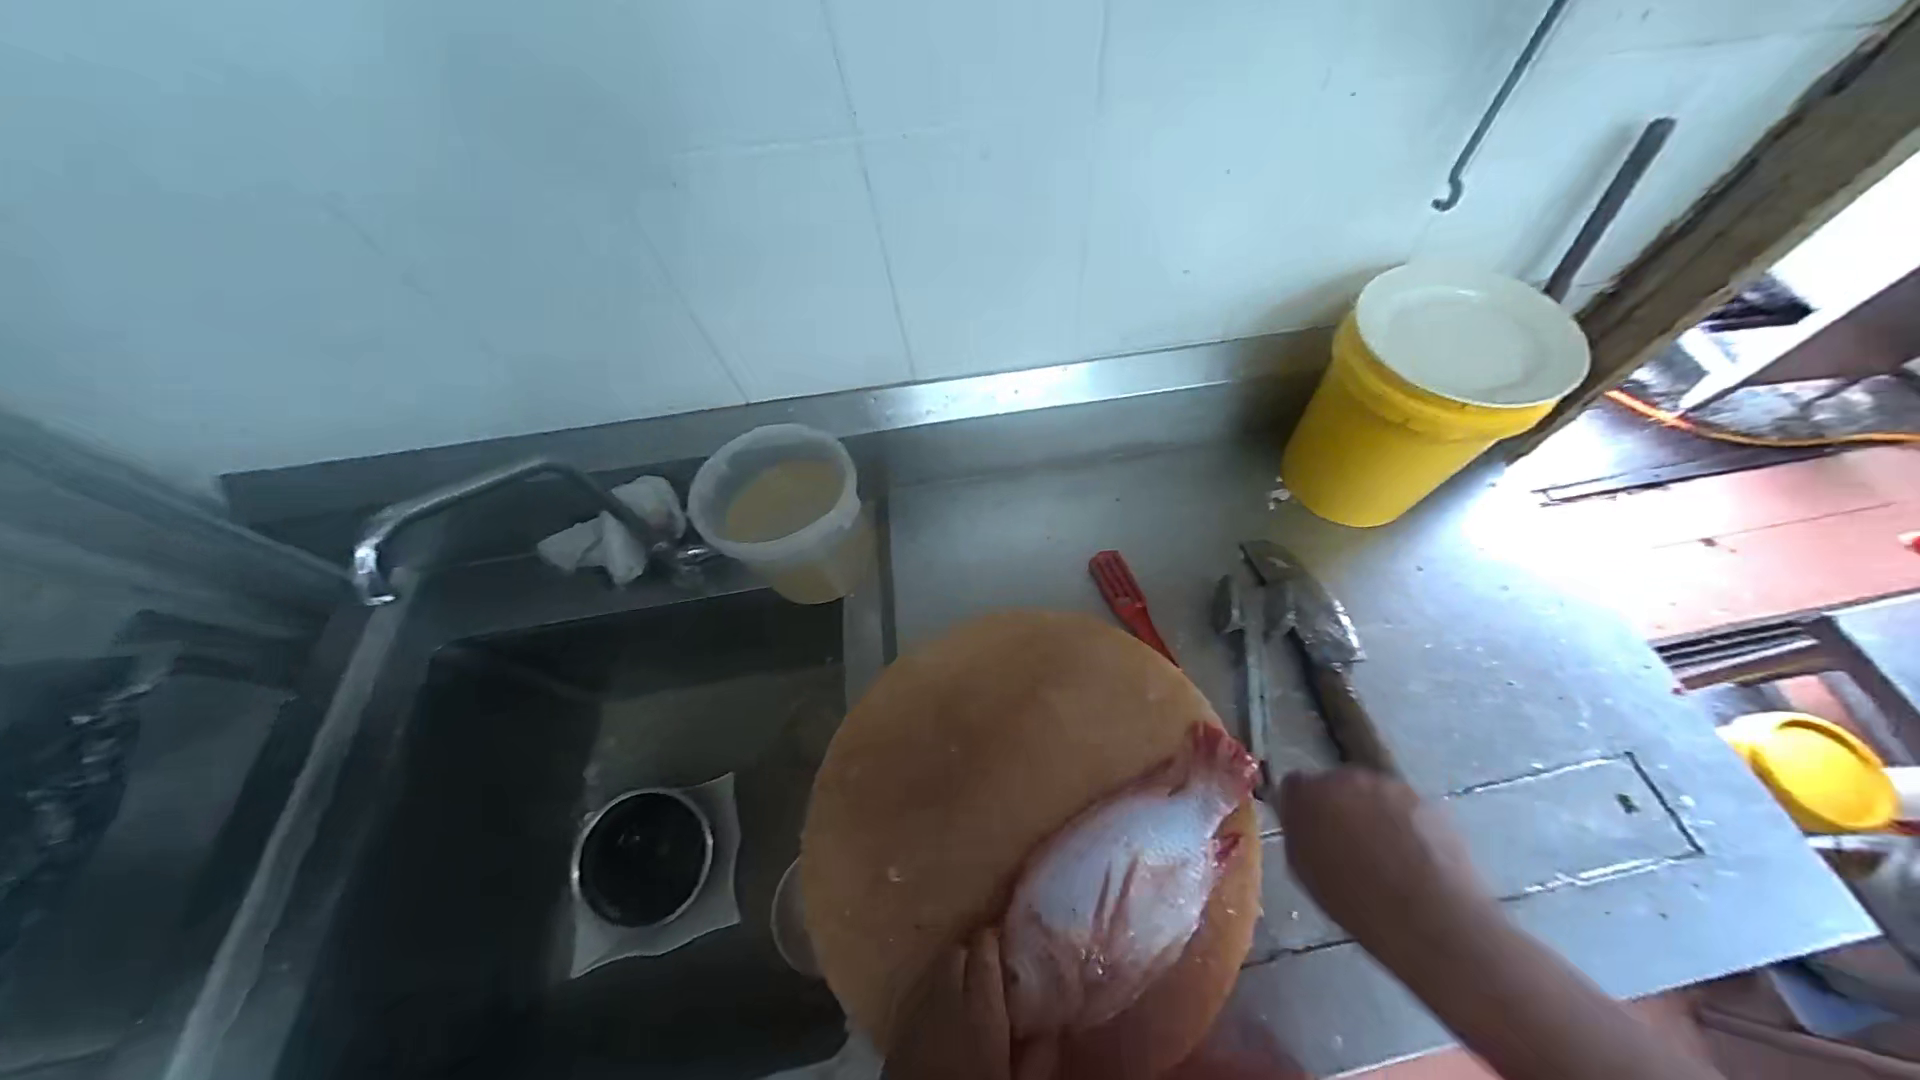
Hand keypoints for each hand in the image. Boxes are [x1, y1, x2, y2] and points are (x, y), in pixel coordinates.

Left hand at [882, 928, 1057, 1079]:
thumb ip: (1039, 1053)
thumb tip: (1053, 1025)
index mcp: (980, 1006)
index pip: (984, 946)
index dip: (998, 940)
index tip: (1013, 947)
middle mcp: (945, 997)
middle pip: (957, 952)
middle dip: (975, 955)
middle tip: (996, 975)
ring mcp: (917, 1012)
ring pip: (937, 973)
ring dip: (955, 976)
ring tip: (974, 998)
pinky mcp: (900, 1031)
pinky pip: (922, 998)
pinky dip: (938, 999)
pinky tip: (950, 1023)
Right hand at [1279, 768, 1494, 954]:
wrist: (1429, 917)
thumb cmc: (1355, 901)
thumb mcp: (1304, 869)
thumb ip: (1298, 832)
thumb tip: (1304, 821)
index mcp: (1306, 794)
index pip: (1295, 785)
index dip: (1305, 806)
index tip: (1313, 828)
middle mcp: (1342, 777)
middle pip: (1335, 784)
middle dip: (1340, 806)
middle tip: (1351, 841)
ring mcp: (1386, 785)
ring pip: (1372, 793)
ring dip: (1373, 812)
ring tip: (1388, 852)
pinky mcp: (1423, 798)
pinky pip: (1404, 805)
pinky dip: (1405, 822)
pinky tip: (1414, 854)